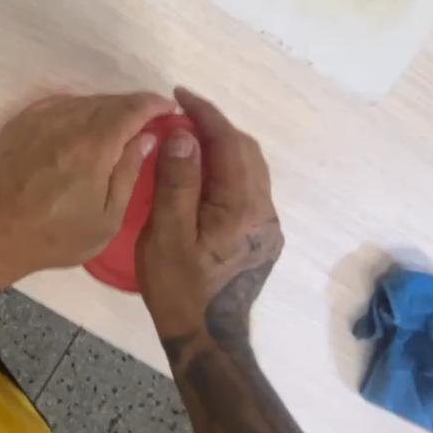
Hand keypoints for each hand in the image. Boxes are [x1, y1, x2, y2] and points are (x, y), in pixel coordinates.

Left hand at [0, 92, 173, 288]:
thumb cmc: (54, 235)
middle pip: (106, 102)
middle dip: (132, 106)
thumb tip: (147, 137)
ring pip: (80, 102)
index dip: (153, 105)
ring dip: (105, 107)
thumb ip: (128, 172)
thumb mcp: (106, 217)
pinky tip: (84, 122)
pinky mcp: (17, 123)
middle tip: (149, 120)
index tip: (169, 109)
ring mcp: (36, 120)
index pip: (129, 110)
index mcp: (91, 146)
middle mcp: (63, 123)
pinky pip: (55, 105)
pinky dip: (76, 109)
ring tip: (120, 124)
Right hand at [136, 88, 284, 345]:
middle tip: (178, 112)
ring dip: (221, 144)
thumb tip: (182, 135)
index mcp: (242, 208)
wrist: (207, 337)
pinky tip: (199, 170)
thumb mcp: (167, 232)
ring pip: (249, 169)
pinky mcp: (258, 238)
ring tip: (185, 134)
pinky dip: (224, 165)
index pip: (230, 144)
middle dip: (215, 125)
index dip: (205, 114)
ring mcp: (264, 227)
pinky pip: (246, 186)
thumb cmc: (179, 285)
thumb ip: (177, 182)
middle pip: (247, 152)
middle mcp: (263, 213)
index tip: (179, 94)